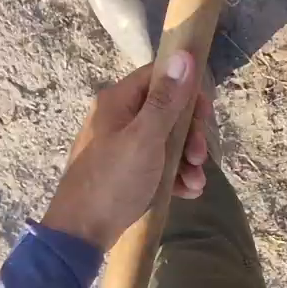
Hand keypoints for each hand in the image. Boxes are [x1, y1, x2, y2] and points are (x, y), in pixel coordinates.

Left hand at [41, 51, 212, 250]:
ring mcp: (122, 146)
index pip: (160, 76)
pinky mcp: (126, 171)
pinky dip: (175, 175)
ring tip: (196, 183)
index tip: (206, 114)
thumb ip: (167, 99)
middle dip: (190, 134)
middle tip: (200, 157)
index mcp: (119, 101)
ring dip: (187, 159)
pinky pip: (158, 164)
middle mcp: (119, 117)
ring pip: (166, 140)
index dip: (188, 91)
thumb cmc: (112, 181)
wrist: (80, 233)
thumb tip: (184, 54)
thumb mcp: (145, 138)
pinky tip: (188, 192)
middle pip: (168, 110)